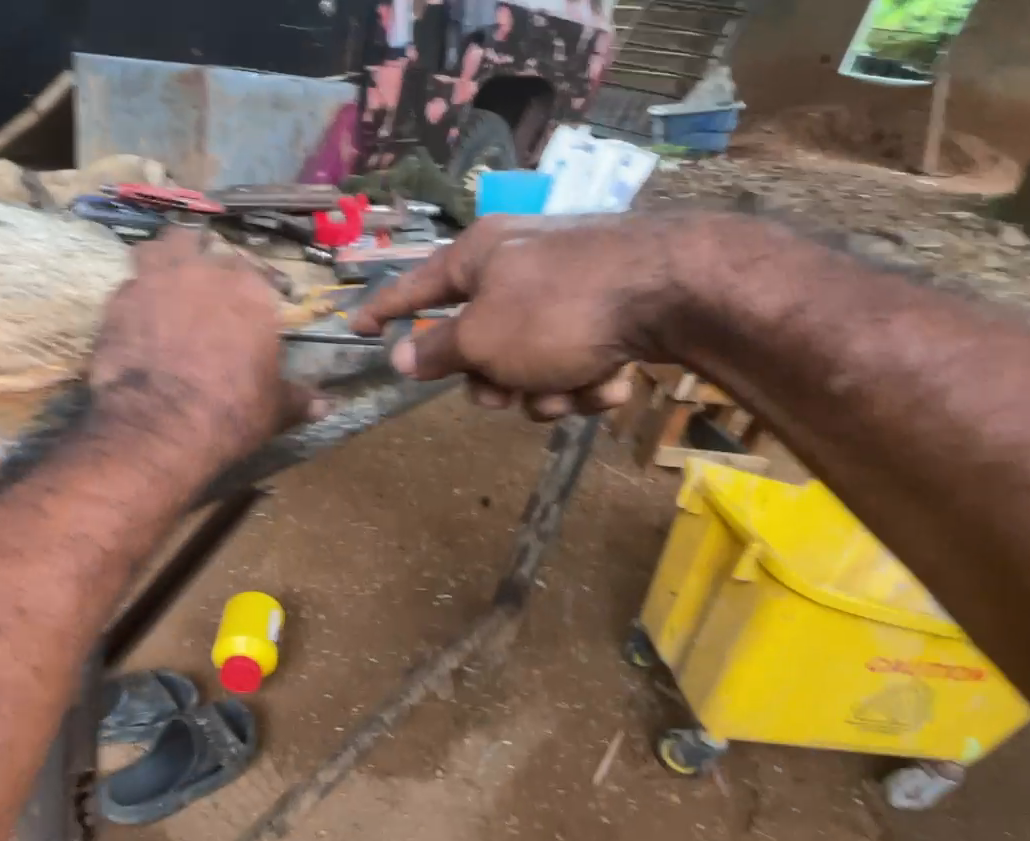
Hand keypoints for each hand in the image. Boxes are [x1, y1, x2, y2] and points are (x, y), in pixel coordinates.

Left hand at [89, 228, 296, 460]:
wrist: (159, 424)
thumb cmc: (229, 412)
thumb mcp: (273, 409)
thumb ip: (298, 399)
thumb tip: (327, 405)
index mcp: (249, 291)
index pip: (257, 274)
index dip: (254, 290)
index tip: (251, 309)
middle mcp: (203, 272)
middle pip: (204, 248)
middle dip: (205, 263)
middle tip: (204, 289)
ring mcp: (156, 281)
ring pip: (159, 247)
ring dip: (164, 258)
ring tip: (166, 278)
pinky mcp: (117, 302)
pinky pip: (127, 285)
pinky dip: (133, 297)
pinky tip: (135, 317)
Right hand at [353, 213, 717, 419]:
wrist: (673, 291)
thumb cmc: (557, 311)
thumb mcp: (483, 338)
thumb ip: (438, 350)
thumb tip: (403, 356)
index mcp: (478, 259)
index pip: (414, 288)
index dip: (383, 311)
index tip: (356, 327)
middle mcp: (518, 268)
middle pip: (478, 344)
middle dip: (494, 382)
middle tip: (507, 392)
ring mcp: (565, 291)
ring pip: (529, 365)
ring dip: (545, 391)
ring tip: (571, 388)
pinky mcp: (608, 315)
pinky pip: (574, 363)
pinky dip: (588, 381)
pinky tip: (610, 379)